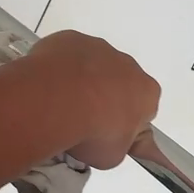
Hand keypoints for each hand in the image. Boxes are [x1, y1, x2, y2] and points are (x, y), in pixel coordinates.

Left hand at [23, 30, 160, 169]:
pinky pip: (66, 52)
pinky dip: (59, 64)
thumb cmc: (91, 131)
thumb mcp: (114, 155)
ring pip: (91, 64)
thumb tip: (122, 144)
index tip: (105, 131)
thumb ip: (122, 145)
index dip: (123, 121)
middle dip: (103, 95)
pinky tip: (47, 81)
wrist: (54, 100)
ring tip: (59, 100)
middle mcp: (126, 64)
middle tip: (81, 116)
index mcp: (147, 91)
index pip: (142, 107)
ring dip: (81, 78)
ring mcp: (96, 47)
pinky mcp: (69, 37)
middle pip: (118, 81)